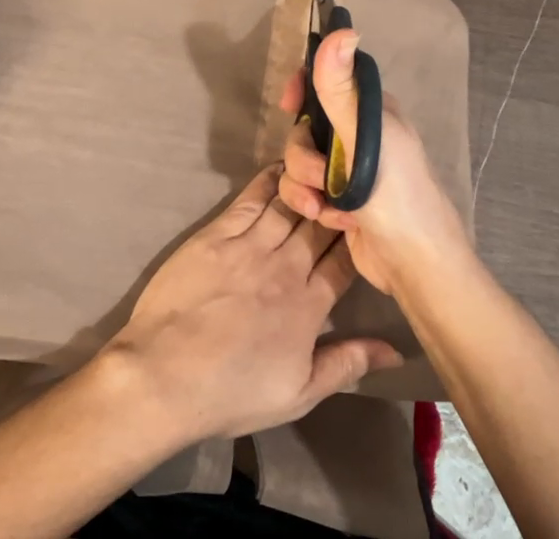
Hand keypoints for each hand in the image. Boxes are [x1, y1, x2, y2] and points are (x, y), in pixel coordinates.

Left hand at [101, 165, 402, 441]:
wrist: (163, 375)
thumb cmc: (231, 392)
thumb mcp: (298, 393)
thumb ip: (347, 364)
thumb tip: (395, 350)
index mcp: (308, 307)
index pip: (345, 261)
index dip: (360, 238)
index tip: (373, 221)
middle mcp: (284, 268)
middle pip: (320, 227)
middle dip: (339, 206)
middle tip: (352, 183)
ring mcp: (247, 248)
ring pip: (288, 206)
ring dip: (308, 186)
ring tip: (323, 166)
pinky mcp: (214, 236)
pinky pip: (249, 200)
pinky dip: (268, 181)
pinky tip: (281, 167)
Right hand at [277, 30, 475, 295]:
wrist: (413, 263)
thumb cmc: (397, 195)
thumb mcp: (366, 137)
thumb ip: (342, 88)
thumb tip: (342, 29)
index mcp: (372, 112)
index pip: (330, 80)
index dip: (305, 88)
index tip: (289, 105)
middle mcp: (358, 136)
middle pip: (304, 127)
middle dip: (303, 155)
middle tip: (319, 176)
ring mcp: (347, 170)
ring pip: (297, 161)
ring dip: (305, 185)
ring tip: (325, 206)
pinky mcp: (336, 200)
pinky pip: (303, 190)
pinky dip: (311, 204)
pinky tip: (331, 220)